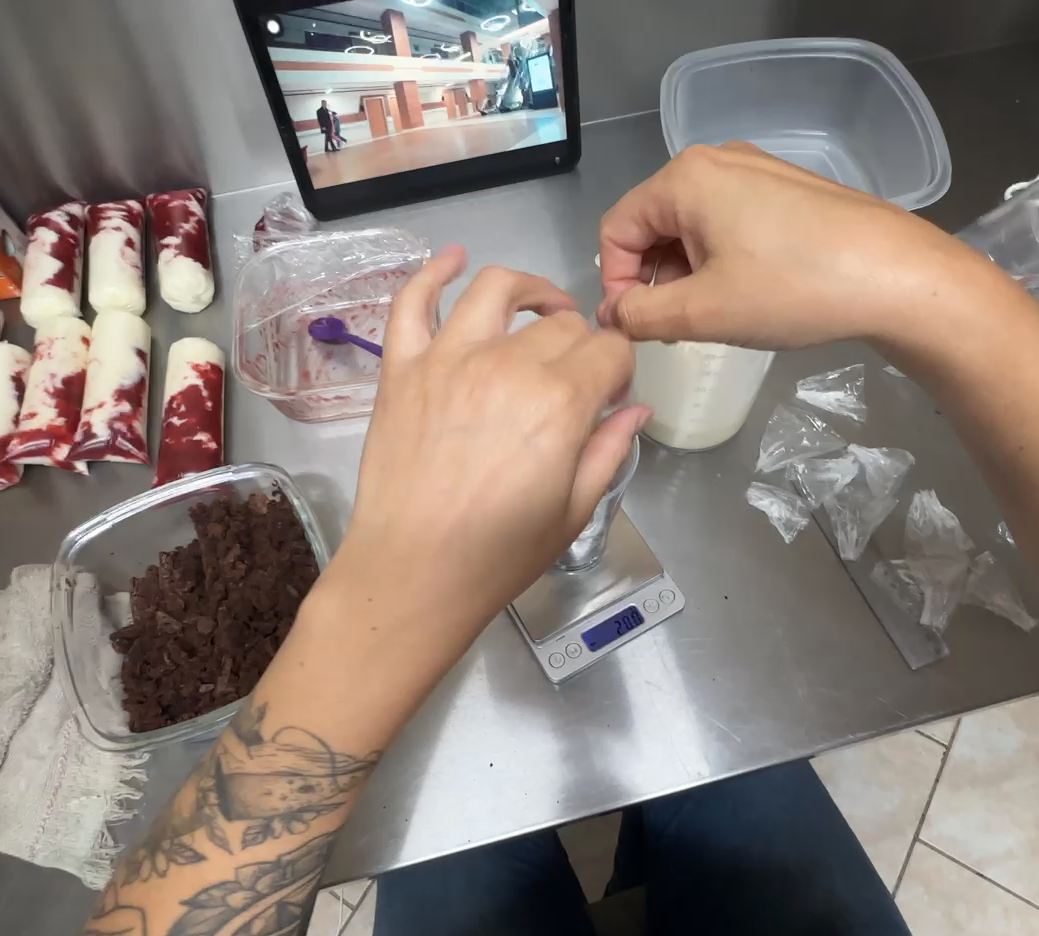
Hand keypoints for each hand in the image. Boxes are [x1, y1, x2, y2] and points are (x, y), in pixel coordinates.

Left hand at [327, 245, 649, 661]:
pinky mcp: (402, 367)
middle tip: (575, 373)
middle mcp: (508, 365)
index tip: (611, 393)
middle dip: (580, 342)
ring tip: (539, 308)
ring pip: (497, 289)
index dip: (620, 368)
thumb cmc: (500, 554)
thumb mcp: (574, 511)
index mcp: (560, 402)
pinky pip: (414, 301)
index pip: (609, 350)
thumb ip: (609, 450)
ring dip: (529, 290)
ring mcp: (448, 359)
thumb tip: (636, 409)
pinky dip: (433, 272)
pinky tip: (452, 260)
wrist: (415, 572)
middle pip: (561, 323)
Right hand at [597, 142, 1007, 354]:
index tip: (637, 327)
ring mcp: (753, 172)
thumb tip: (611, 315)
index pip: (616, 230)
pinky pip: (724, 224)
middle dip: (652, 279)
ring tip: (711, 314)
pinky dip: (716, 262)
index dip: (615, 283)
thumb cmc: (790, 289)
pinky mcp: (782, 191)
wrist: (894, 276)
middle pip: (650, 225)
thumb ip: (639, 314)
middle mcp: (714, 162)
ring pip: (688, 228)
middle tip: (675, 327)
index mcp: (684, 180)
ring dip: (683, 275)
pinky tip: (742, 294)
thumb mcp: (701, 312)